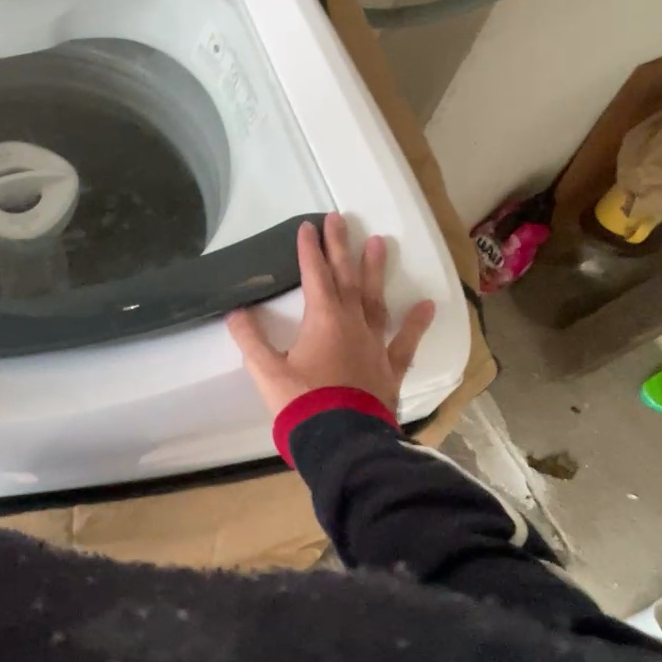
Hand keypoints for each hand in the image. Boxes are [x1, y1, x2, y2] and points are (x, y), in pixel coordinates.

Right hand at [226, 213, 434, 414]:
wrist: (343, 442)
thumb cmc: (301, 403)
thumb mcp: (265, 370)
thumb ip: (249, 339)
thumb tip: (235, 312)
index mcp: (322, 320)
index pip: (314, 275)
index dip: (308, 249)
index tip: (307, 226)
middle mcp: (352, 324)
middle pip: (346, 277)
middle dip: (340, 247)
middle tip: (339, 219)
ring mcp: (375, 345)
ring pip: (375, 299)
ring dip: (375, 271)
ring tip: (379, 242)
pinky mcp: (390, 368)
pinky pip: (405, 341)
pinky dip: (416, 323)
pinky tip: (426, 305)